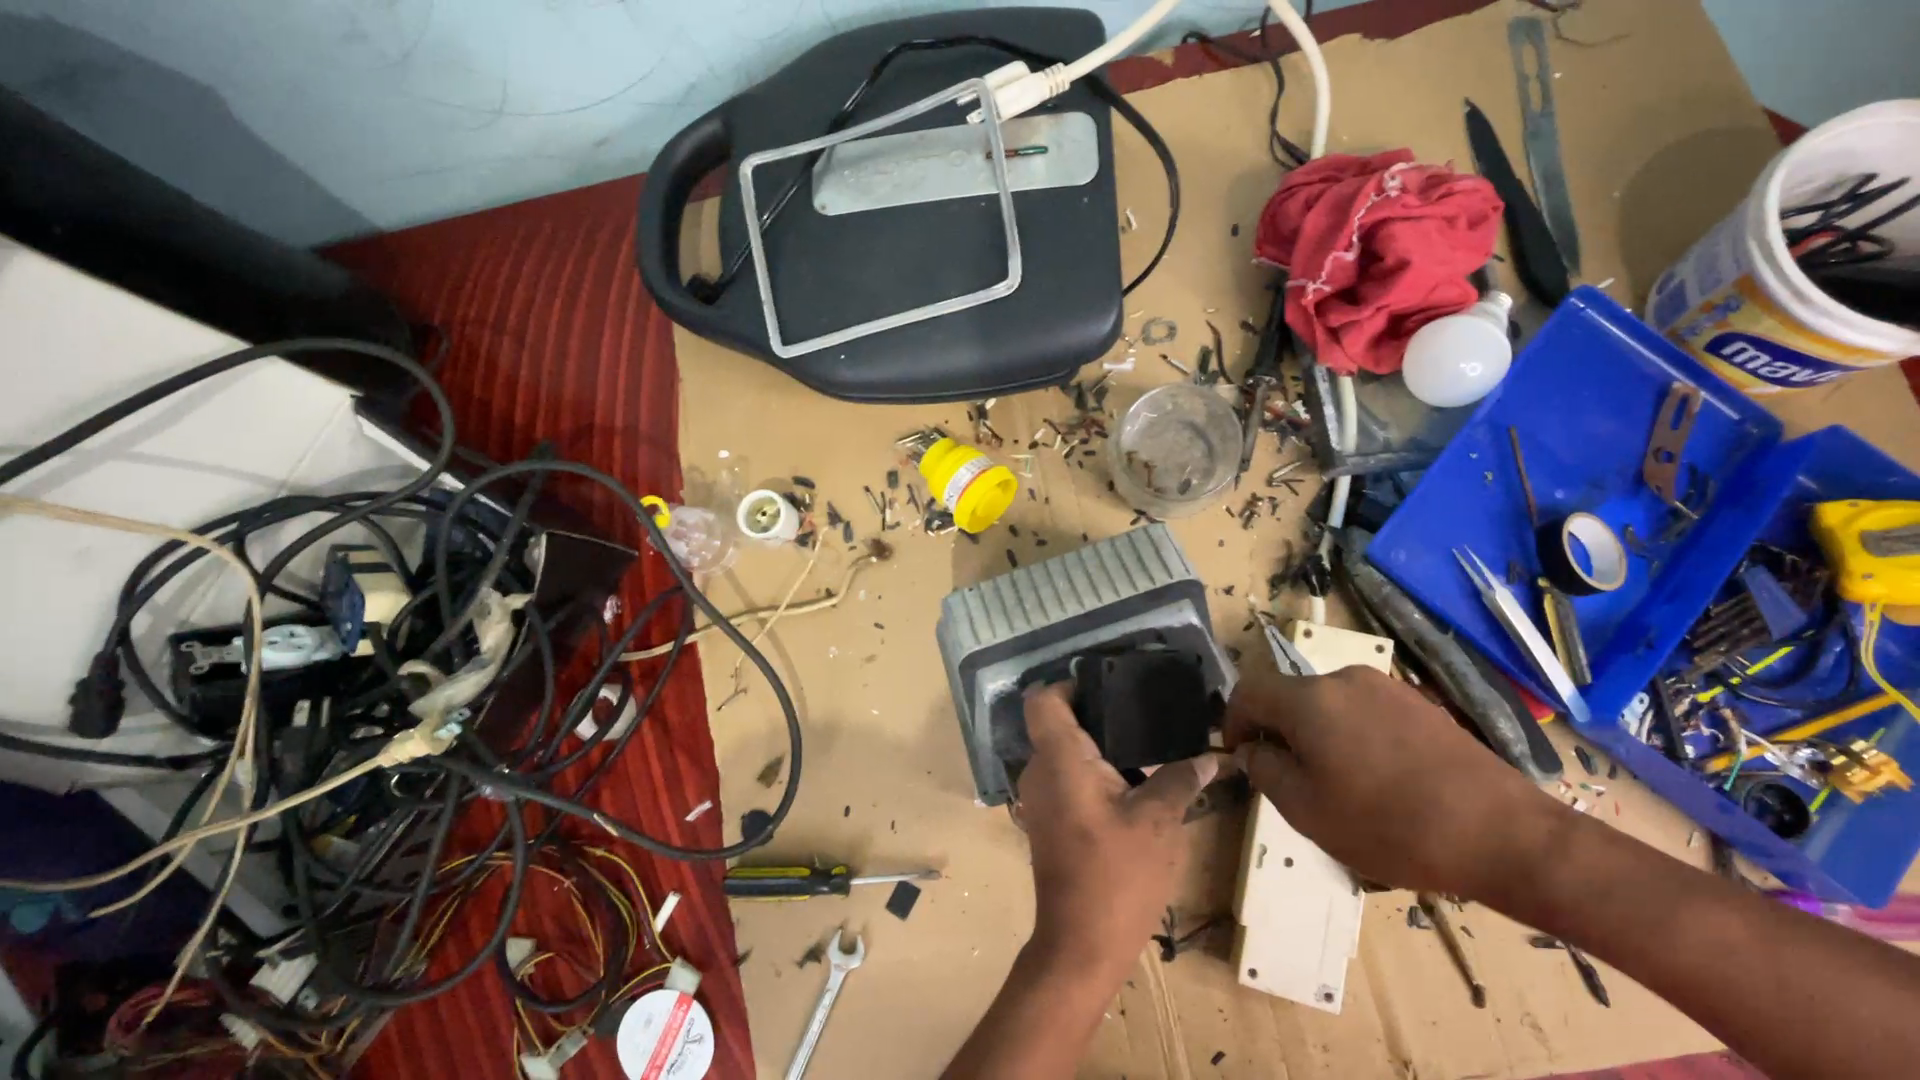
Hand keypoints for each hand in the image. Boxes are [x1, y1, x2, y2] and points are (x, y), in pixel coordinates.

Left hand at [1016, 683, 1217, 978]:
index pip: (1044, 699)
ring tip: (1148, 743)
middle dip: (1098, 714)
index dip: (1070, 683)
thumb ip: (1181, 779)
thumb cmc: (1117, 875)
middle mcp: (1040, 772)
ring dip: (1101, 746)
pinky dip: (1095, 772)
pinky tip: (1136, 781)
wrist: (1081, 943)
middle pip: (1057, 723)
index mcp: (1059, 760)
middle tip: (1145, 710)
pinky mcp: (1049, 822)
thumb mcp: (1159, 822)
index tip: (1110, 684)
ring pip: (1064, 753)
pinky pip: (1068, 779)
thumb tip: (1211, 756)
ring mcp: (1040, 800)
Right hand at [1223, 663, 1570, 898]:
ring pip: (1330, 705)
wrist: (1502, 834)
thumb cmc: (1388, 826)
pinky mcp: (1423, 705)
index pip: (1249, 690)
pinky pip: (1367, 713)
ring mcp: (1389, 688)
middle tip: (1288, 780)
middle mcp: (1346, 679)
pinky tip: (1379, 780)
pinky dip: (1355, 737)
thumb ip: (1266, 771)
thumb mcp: (1307, 810)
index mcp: (1310, 699)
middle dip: (1279, 731)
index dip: (1233, 721)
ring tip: (1337, 785)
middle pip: (1292, 696)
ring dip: (1318, 736)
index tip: (1241, 757)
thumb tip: (1251, 749)